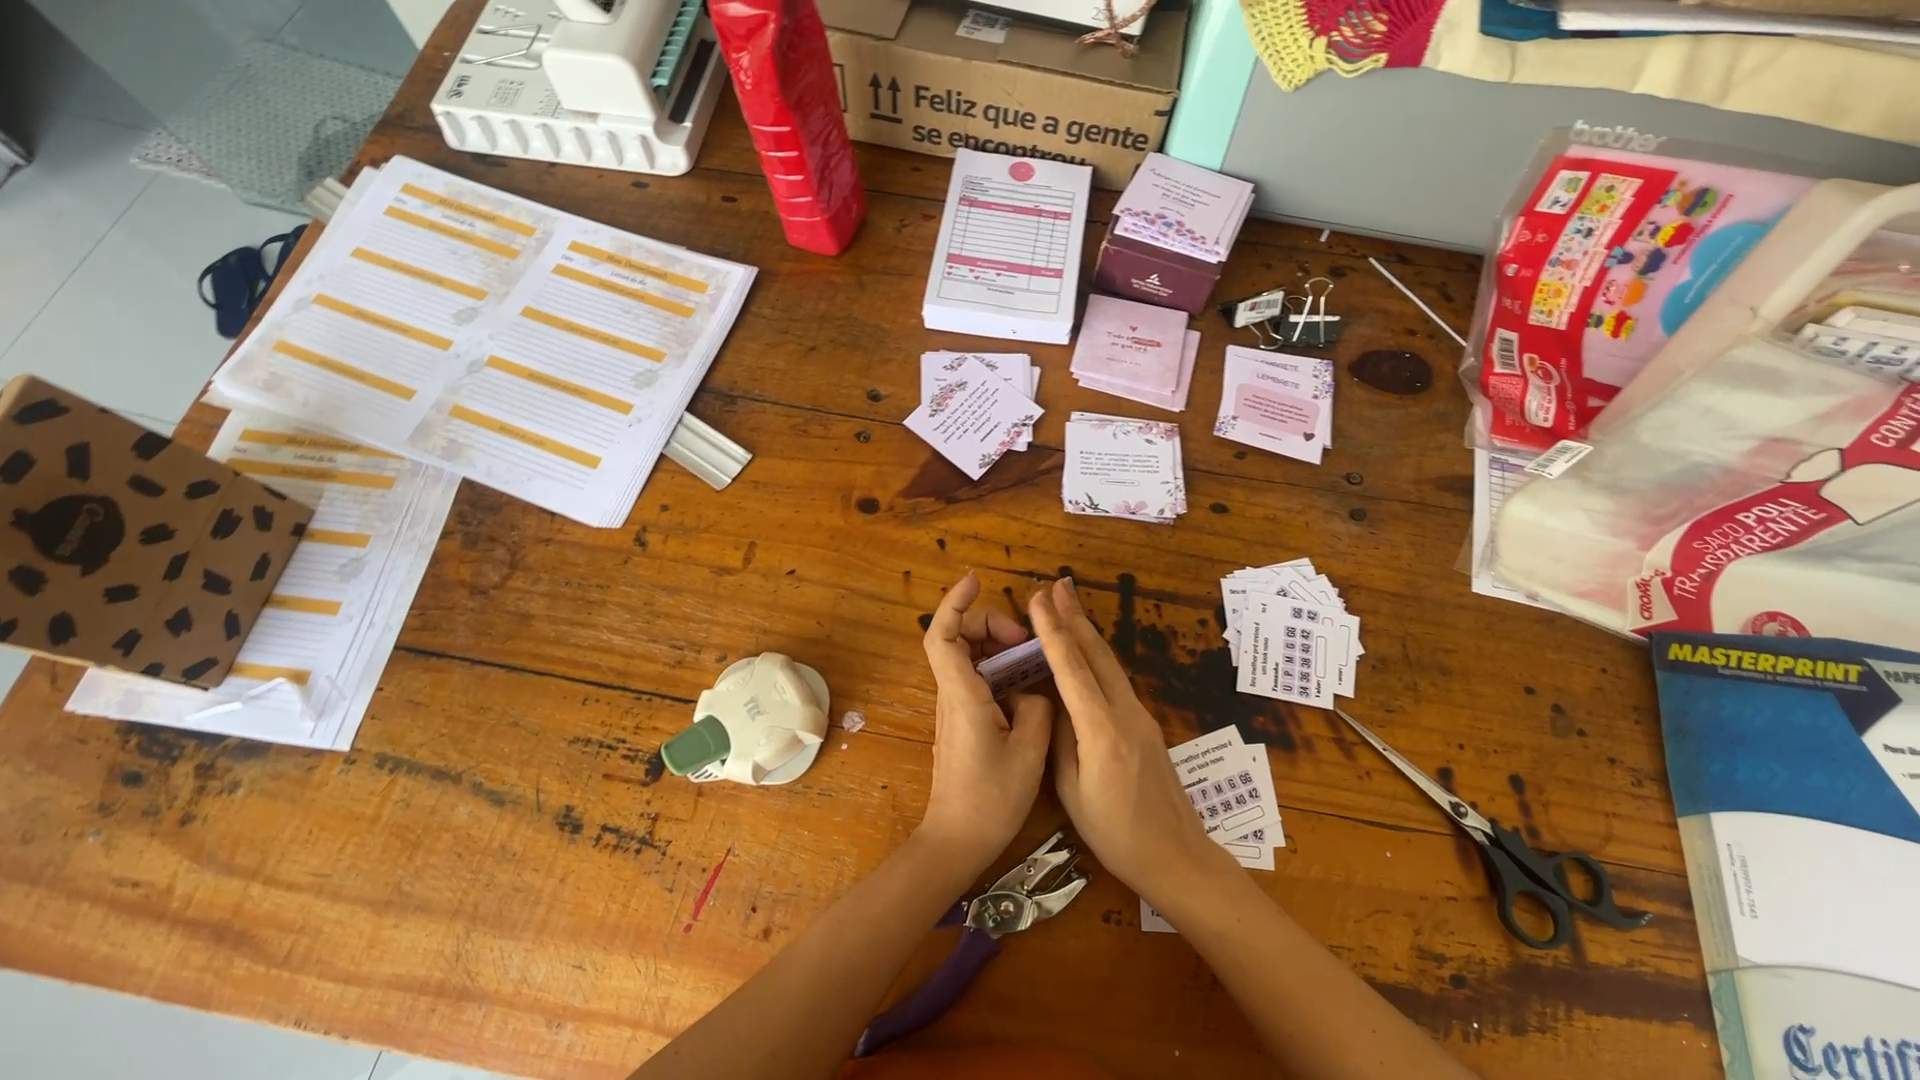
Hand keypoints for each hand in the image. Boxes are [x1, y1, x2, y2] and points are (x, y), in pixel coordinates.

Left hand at [916, 572, 1053, 872]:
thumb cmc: (992, 797)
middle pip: (955, 638)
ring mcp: (954, 710)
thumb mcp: (1030, 751)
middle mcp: (952, 696)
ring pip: (966, 658)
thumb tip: (1031, 691)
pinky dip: (996, 669)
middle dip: (987, 623)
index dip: (955, 602)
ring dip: (994, 646)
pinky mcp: (961, 723)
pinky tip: (1025, 684)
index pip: (944, 635)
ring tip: (1030, 657)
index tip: (975, 580)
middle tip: (1023, 638)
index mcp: (963, 696)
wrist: (958, 839)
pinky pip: (974, 680)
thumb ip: (1036, 708)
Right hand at [1029, 578, 1236, 905]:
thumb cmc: (1116, 835)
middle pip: (1097, 655)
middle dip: (1074, 617)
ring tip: (1069, 604)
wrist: (1177, 856)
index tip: (1038, 600)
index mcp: (1102, 731)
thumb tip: (1055, 705)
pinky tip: (1087, 651)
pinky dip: (1097, 658)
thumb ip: (1063, 741)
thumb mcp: (1072, 792)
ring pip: (1110, 665)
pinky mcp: (1147, 727)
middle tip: (1056, 584)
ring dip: (1087, 632)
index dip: (1053, 632)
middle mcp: (1126, 714)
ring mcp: (1141, 718)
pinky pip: (1116, 682)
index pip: (1072, 669)